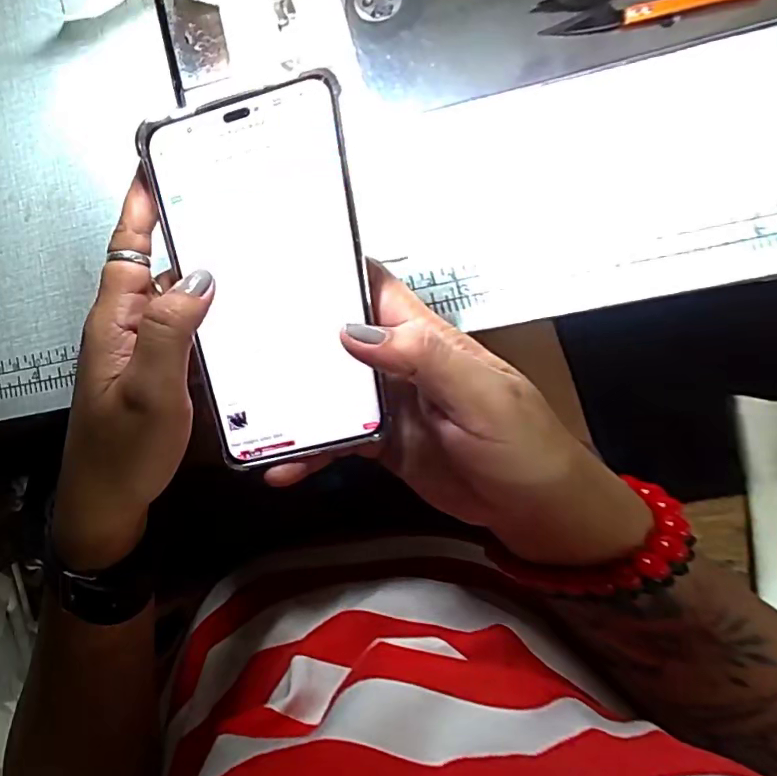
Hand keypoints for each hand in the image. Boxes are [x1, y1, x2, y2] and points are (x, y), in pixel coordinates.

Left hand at [54, 173, 214, 570]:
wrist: (108, 504)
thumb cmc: (121, 452)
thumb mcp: (149, 391)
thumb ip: (172, 331)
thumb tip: (202, 276)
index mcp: (115, 319)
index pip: (128, 246)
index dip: (142, 203)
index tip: (157, 161)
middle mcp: (129, 325)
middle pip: (159, 263)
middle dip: (189, 229)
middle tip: (230, 198)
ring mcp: (146, 347)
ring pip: (178, 296)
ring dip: (207, 274)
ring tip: (250, 248)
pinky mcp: (161, 369)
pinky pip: (189, 327)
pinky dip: (213, 314)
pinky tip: (242, 312)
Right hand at [266, 262, 650, 566]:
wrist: (533, 511)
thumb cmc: (524, 445)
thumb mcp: (482, 397)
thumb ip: (424, 360)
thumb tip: (353, 333)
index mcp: (423, 337)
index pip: (372, 286)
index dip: (333, 269)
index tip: (283, 264)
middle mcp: (398, 363)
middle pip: (334, 336)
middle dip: (293, 336)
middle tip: (242, 339)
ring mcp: (385, 402)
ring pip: (326, 390)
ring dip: (292, 399)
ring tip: (252, 413)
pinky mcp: (378, 440)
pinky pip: (333, 438)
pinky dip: (309, 450)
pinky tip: (286, 465)